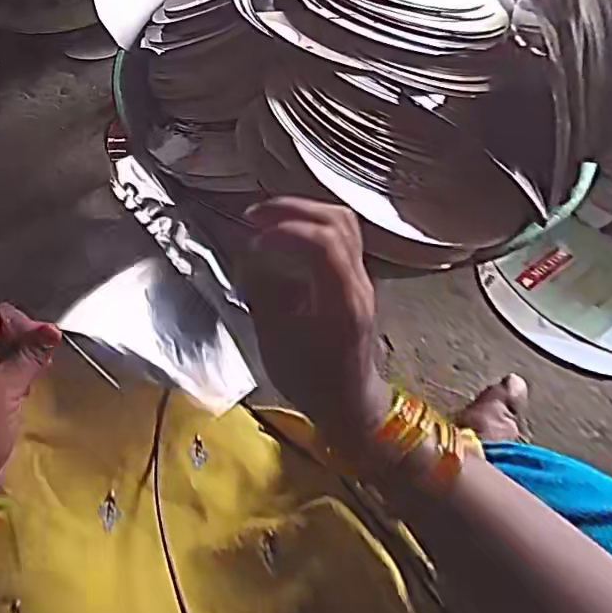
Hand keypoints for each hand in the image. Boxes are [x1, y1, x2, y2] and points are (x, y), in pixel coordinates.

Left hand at [0, 303, 60, 484]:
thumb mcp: (7, 387)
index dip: (25, 325)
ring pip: (10, 350)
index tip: (46, 340)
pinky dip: (24, 372)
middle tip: (45, 356)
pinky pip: (10, 369)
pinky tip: (32, 382)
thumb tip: (52, 331)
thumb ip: (31, 355)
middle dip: (28, 340)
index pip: (0, 317)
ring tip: (39, 369)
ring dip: (27, 357)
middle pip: (5, 330)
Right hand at [242, 198, 391, 460]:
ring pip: (340, 221)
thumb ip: (263, 288)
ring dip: (300, 211)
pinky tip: (282, 234)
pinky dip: (306, 222)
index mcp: (340, 302)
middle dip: (291, 210)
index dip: (283, 232)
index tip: (253, 242)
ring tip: (266, 221)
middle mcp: (358, 282)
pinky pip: (336, 232)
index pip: (322, 244)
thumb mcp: (275, 337)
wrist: (349, 402)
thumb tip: (250, 253)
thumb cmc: (310, 379)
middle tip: (253, 217)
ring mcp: (361, 276)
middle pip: (336, 221)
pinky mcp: (354, 274)